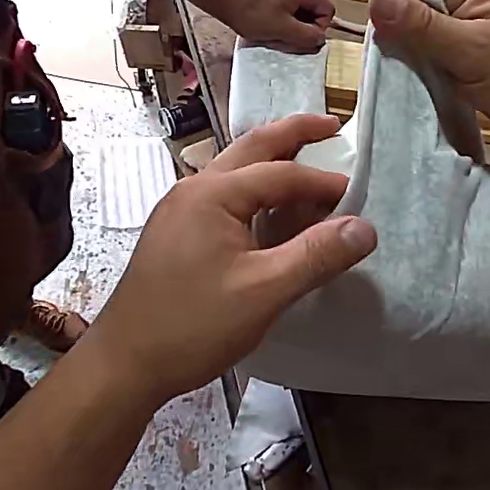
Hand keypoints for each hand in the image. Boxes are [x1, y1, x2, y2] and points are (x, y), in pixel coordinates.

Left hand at [82, 114, 376, 405]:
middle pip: (251, 148)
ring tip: (306, 163)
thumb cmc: (192, 325)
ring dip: (271, 163)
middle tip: (330, 126)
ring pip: (234, 172)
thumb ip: (316, 256)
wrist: (124, 363)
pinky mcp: (176, 233)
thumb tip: (365, 227)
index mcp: (211, 193)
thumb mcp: (263, 292)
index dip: (322, 183)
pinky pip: (223, 198)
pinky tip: (270, 213)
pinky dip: (254, 193)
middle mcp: (192, 190)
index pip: (280, 173)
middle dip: (292, 133)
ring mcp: (179, 211)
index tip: (356, 198)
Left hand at [212, 0, 333, 51]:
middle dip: (305, 25)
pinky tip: (268, 22)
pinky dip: (282, 14)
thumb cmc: (250, 14)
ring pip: (299, 6)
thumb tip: (320, 38)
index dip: (319, 28)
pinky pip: (286, 2)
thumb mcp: (283, 30)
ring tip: (277, 30)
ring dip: (293, 21)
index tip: (304, 38)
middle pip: (313, 7)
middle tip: (289, 37)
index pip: (326, 10)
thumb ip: (307, 36)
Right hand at [368, 0, 489, 145]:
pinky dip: (426, 67)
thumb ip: (421, 26)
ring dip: (416, 56)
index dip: (398, 12)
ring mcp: (470, 26)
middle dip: (407, 38)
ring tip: (417, 76)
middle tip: (406, 67)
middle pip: (417, 10)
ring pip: (423, 35)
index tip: (391, 45)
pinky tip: (426, 81)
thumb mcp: (469, 50)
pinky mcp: (468, 51)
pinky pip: (434, 52)